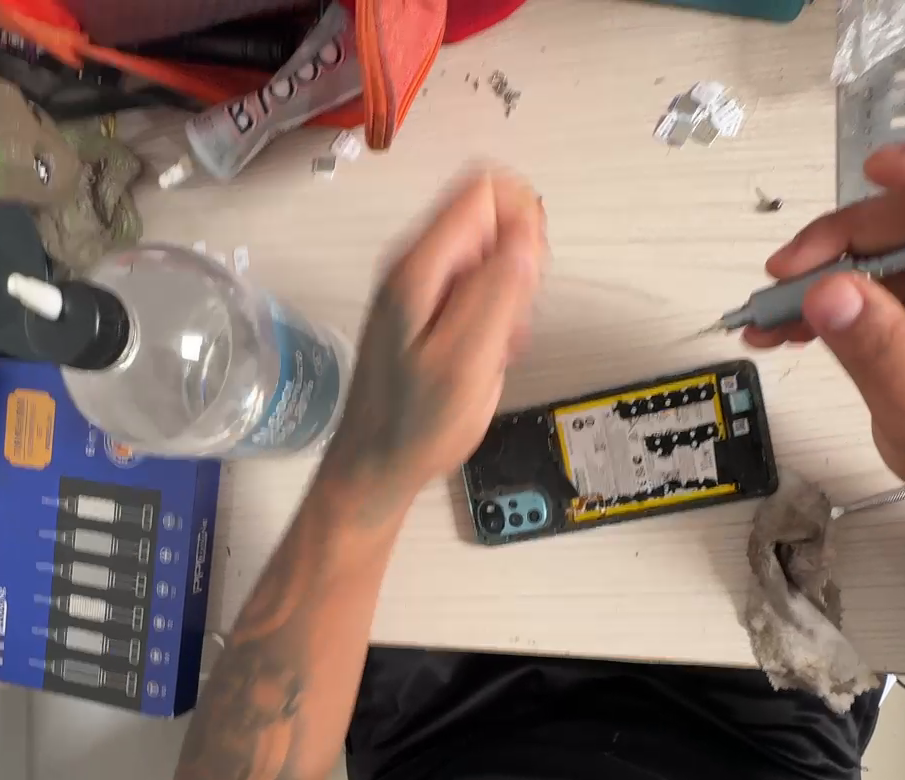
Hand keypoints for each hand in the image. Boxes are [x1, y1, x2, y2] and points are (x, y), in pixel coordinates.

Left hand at [319, 167, 547, 512]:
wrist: (376, 464)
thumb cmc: (416, 424)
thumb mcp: (465, 362)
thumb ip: (497, 294)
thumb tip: (527, 235)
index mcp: (420, 268)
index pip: (485, 191)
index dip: (522, 224)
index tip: (527, 279)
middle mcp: (417, 268)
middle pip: (491, 221)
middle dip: (519, 265)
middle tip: (510, 323)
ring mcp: (422, 291)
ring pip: (490, 258)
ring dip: (510, 298)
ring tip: (497, 347)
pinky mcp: (429, 315)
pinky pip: (478, 292)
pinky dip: (495, 318)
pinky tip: (488, 356)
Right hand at [744, 133, 904, 521]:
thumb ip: (881, 350)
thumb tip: (824, 290)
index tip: (879, 170)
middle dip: (849, 233)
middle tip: (783, 274)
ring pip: (886, 242)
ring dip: (820, 268)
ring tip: (767, 311)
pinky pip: (864, 283)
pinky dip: (818, 301)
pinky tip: (777, 328)